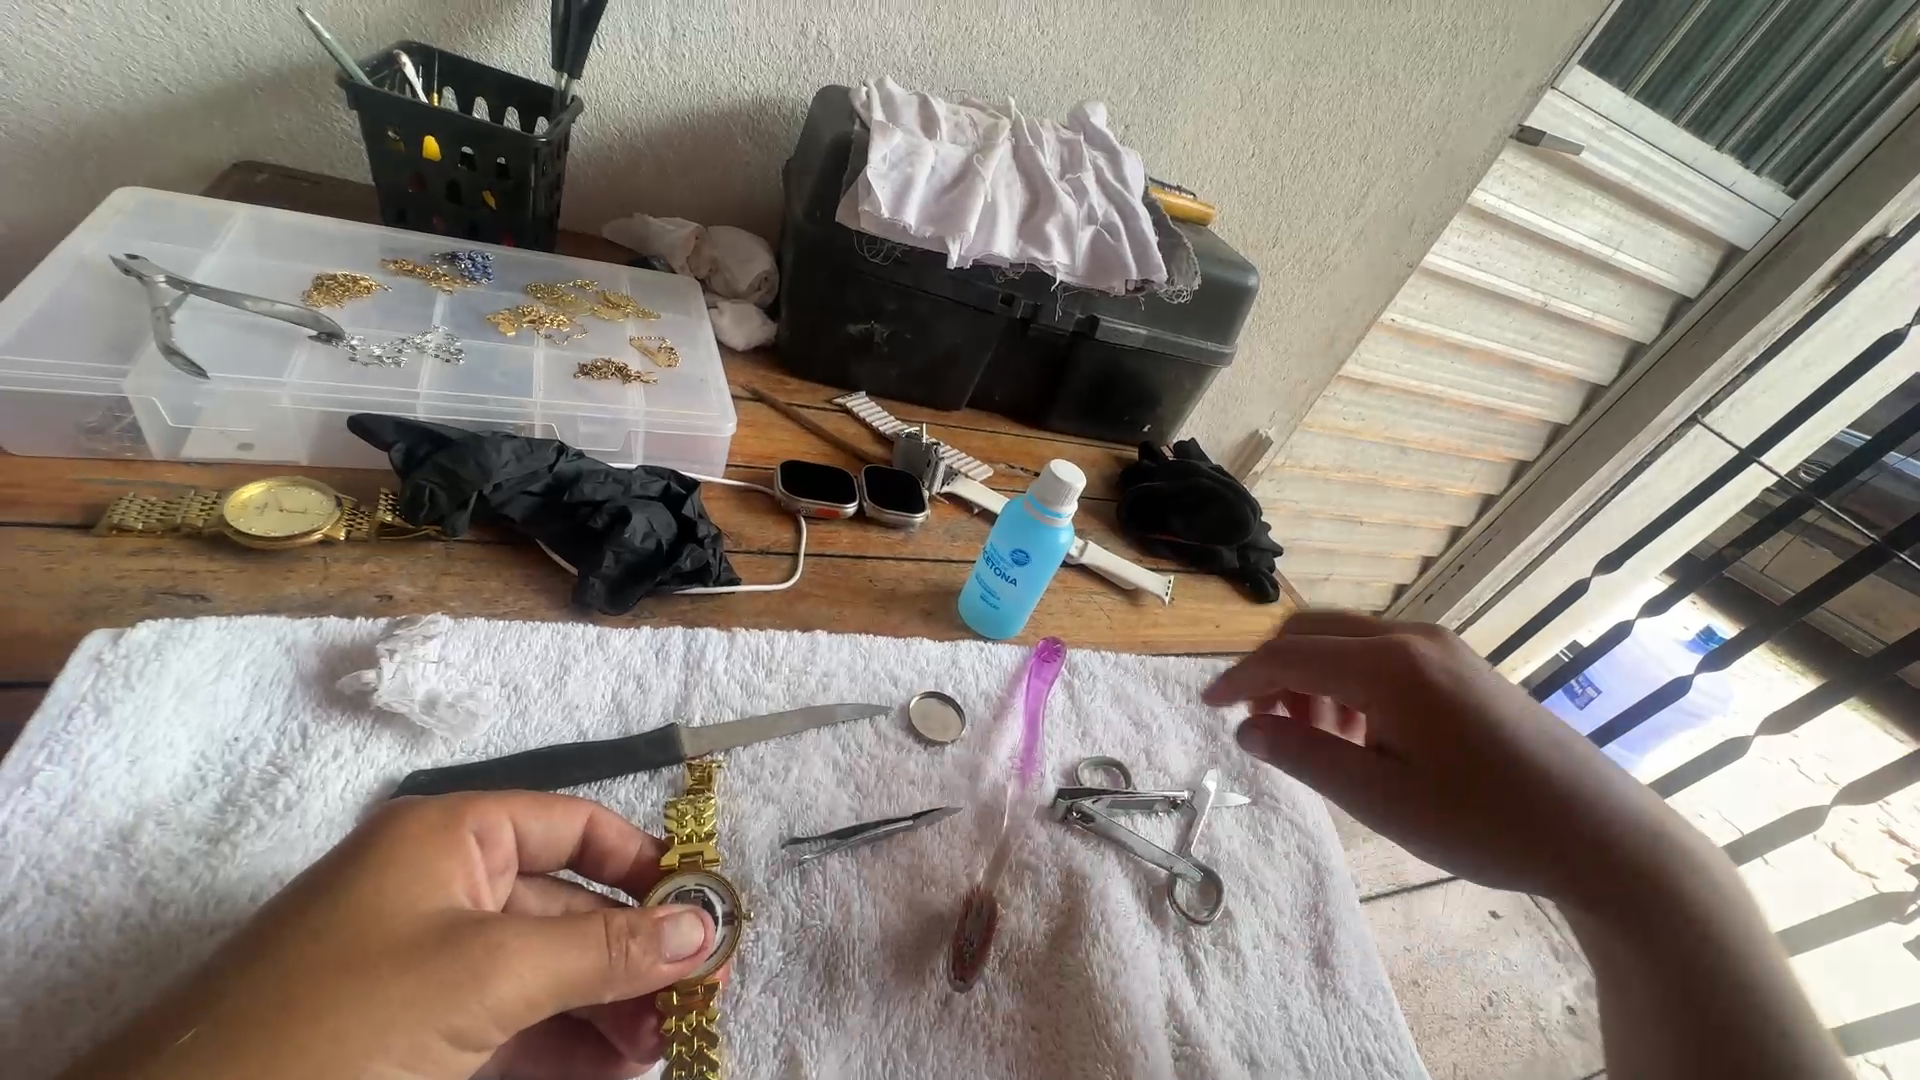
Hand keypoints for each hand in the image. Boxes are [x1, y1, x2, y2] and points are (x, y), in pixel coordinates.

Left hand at [61, 792, 718, 1079]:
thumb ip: (604, 951)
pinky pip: (511, 1025)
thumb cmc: (341, 1025)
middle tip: (699, 994)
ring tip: (668, 1040)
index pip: (575, 827)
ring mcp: (426, 967)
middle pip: (569, 907)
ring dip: (610, 1005)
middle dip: (635, 952)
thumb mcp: (487, 977)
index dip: (644, 862)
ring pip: (546, 972)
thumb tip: (707, 929)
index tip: (703, 907)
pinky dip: (566, 1044)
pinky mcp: (411, 1036)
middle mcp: (444, 889)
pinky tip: (616, 1067)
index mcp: (452, 840)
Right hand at [1203, 611, 1709, 916]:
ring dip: (1312, 677)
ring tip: (1318, 738)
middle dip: (1274, 673)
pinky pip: (1381, 653)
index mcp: (1388, 665)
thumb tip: (1247, 729)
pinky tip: (1363, 731)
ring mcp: (1441, 646)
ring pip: (1345, 640)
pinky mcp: (1461, 663)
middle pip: (1311, 633)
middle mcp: (1411, 639)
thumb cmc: (1485, 823)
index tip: (1207, 706)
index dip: (1239, 679)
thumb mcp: (1379, 799)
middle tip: (1264, 726)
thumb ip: (1303, 754)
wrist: (1605, 837)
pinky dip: (1348, 681)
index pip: (1286, 656)